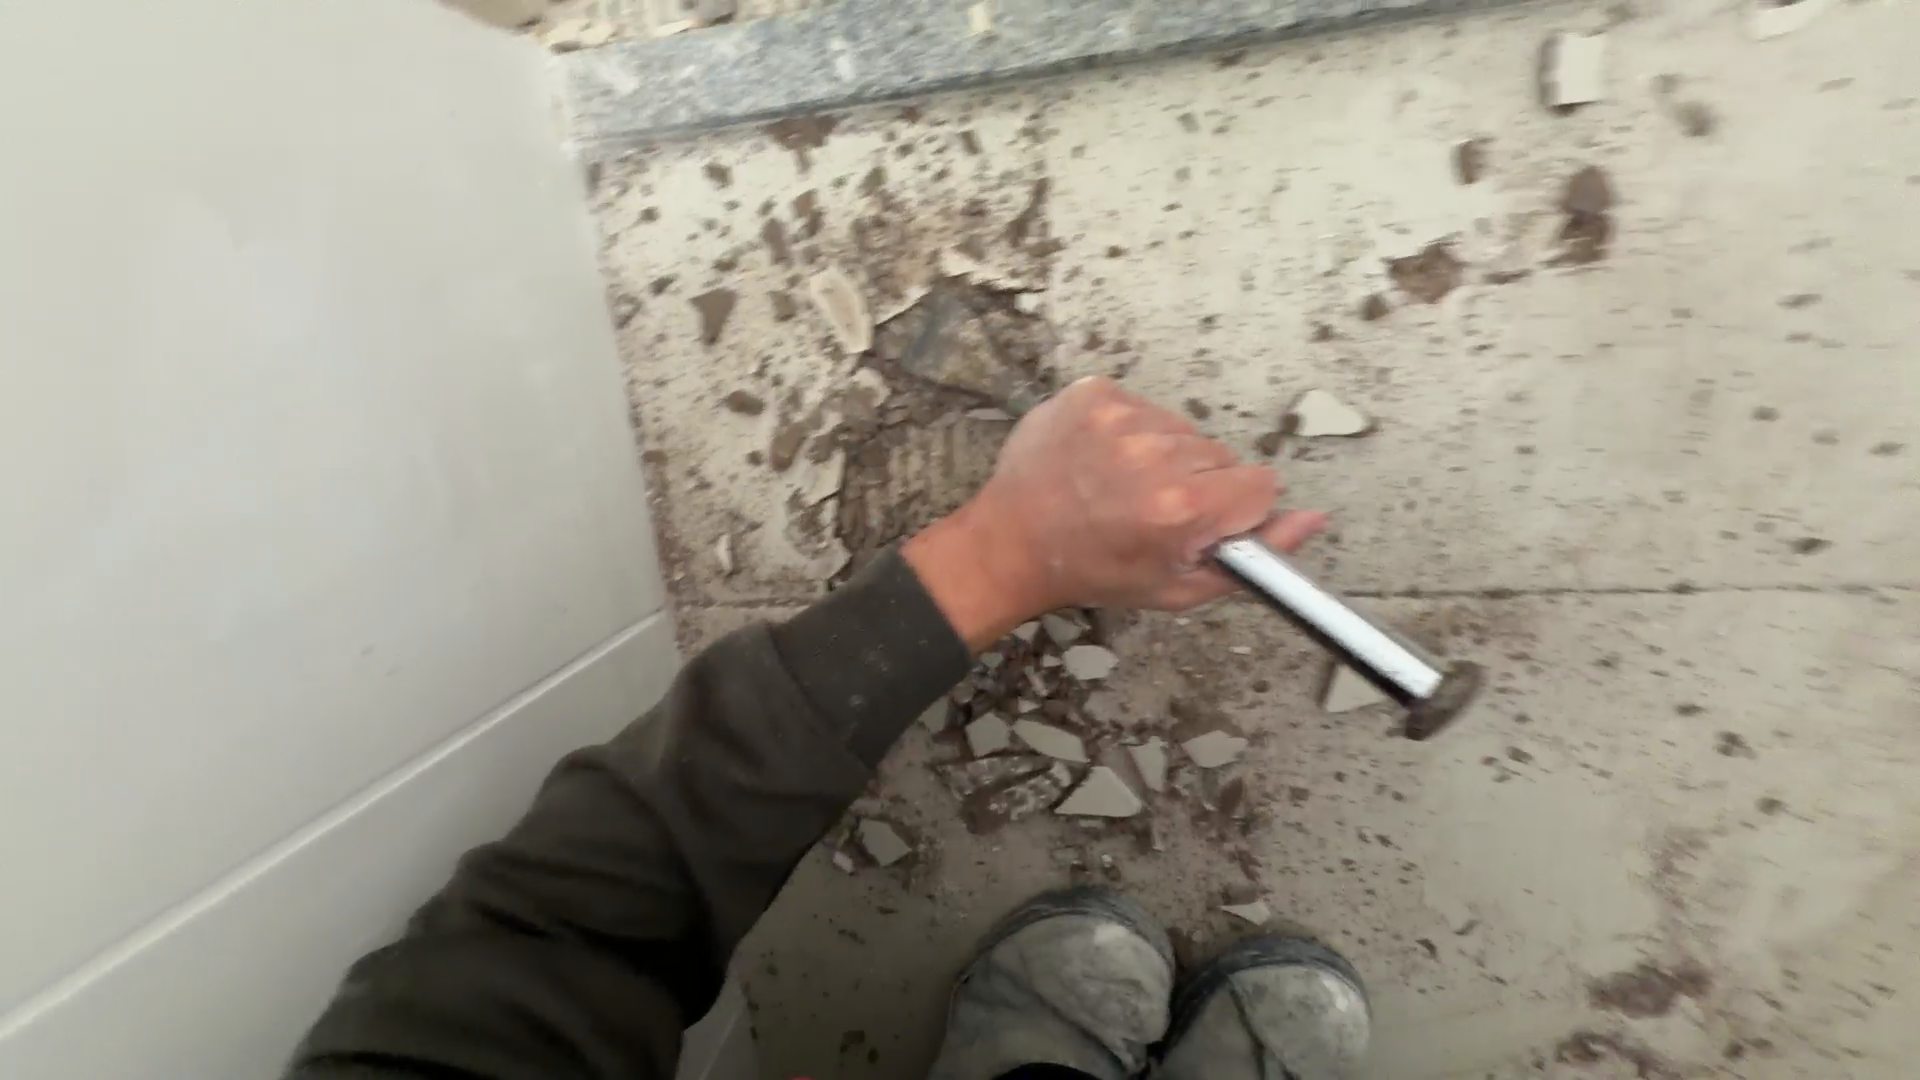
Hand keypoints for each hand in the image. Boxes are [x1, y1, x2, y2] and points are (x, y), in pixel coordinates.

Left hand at [903, 377, 1325, 648]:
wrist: (1013, 540)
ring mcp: (1119, 417)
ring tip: (1121, 484)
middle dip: (1198, 482)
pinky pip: (1144, 407)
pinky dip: (1131, 431)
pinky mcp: (1093, 394)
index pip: (1260, 484)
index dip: (1235, 508)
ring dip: (1163, 455)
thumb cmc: (1090, 570)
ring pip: (1183, 429)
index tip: (1201, 521)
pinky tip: (1102, 460)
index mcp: (1179, 507)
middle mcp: (1152, 454)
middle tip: (1150, 507)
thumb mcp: (1175, 587)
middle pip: (1220, 454)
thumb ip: (1253, 558)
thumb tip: (1312, 519)